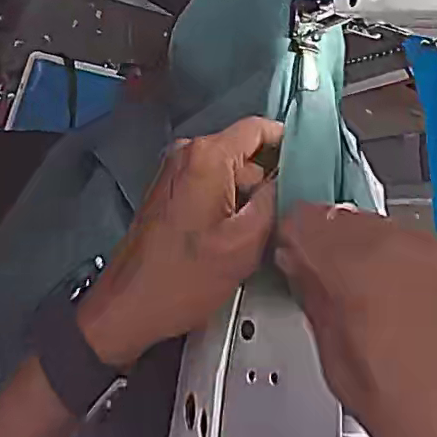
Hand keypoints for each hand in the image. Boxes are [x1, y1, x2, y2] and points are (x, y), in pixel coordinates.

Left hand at [76, 117, 280, 368]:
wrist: (127, 308)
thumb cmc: (182, 278)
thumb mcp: (246, 241)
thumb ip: (275, 200)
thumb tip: (289, 180)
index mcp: (208, 155)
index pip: (260, 128)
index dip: (288, 143)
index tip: (308, 166)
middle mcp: (189, 152)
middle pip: (246, 151)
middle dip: (268, 179)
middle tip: (285, 212)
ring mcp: (176, 169)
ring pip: (231, 169)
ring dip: (247, 195)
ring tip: (257, 232)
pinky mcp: (170, 188)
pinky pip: (211, 181)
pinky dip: (227, 201)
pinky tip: (233, 235)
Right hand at [275, 204, 436, 436]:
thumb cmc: (412, 409)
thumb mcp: (336, 361)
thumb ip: (313, 298)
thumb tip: (300, 270)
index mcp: (357, 265)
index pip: (305, 219)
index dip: (289, 235)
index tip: (286, 251)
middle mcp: (394, 243)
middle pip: (338, 215)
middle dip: (321, 238)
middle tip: (313, 271)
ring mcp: (427, 247)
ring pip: (372, 222)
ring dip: (355, 244)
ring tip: (353, 287)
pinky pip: (405, 237)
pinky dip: (388, 252)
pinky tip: (388, 291)